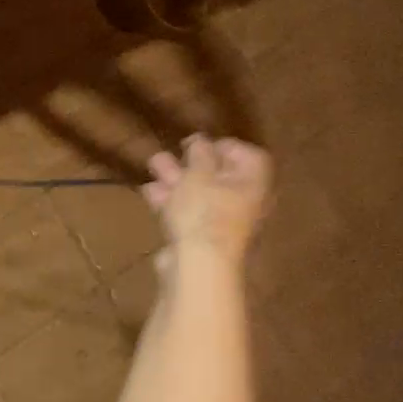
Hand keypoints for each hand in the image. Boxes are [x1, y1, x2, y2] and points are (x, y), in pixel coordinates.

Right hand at [143, 135, 273, 267]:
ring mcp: (221, 217)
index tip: (199, 144)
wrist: (197, 261)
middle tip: (170, 155)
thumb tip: (203, 140)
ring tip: (154, 169)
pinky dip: (171, 198)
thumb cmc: (203, 213)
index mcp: (250, 185)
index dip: (227, 146)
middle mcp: (242, 200)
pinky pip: (188, 208)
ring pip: (200, 191)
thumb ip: (201, 155)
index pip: (251, 157)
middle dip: (191, 162)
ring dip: (176, 177)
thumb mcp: (199, 176)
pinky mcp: (201, 230)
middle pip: (221, 174)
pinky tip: (152, 193)